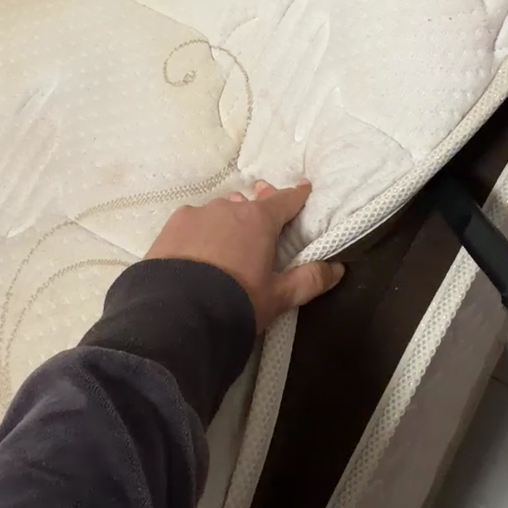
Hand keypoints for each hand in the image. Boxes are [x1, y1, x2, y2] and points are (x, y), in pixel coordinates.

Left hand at [146, 180, 343, 331]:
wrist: (175, 317)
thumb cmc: (236, 302)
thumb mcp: (277, 297)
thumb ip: (308, 280)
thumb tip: (337, 269)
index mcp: (260, 220)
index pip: (286, 199)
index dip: (297, 196)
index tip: (304, 190)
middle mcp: (229, 208)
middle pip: (250, 203)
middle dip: (259, 208)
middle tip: (262, 222)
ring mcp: (197, 214)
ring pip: (220, 211)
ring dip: (227, 221)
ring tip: (226, 243)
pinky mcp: (170, 227)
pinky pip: (193, 223)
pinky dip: (199, 232)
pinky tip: (196, 251)